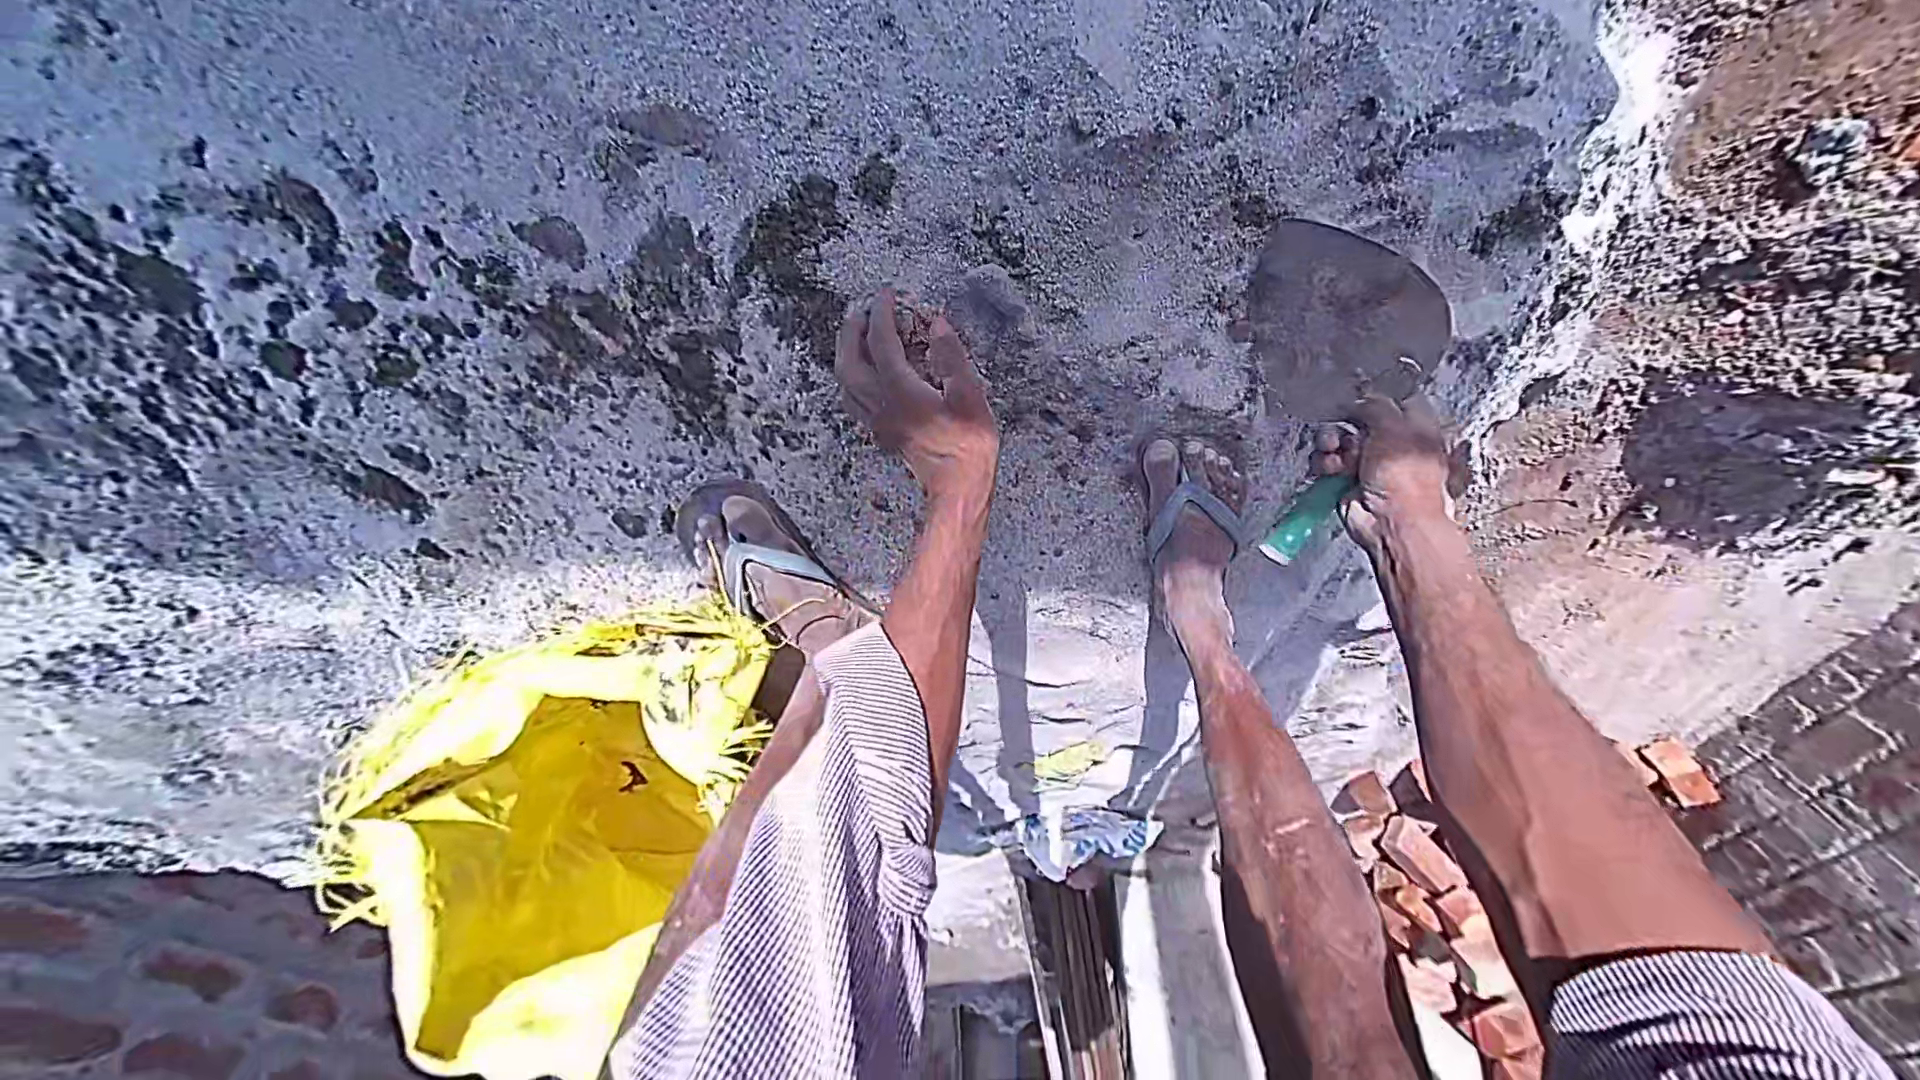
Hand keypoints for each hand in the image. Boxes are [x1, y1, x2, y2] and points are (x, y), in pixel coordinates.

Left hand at [836, 288, 998, 507]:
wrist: (958, 487)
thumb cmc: (968, 446)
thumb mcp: (970, 395)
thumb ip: (951, 356)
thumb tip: (937, 324)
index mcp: (901, 391)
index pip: (881, 342)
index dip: (882, 313)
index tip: (887, 295)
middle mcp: (881, 405)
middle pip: (849, 361)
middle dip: (852, 331)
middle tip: (863, 311)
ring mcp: (878, 422)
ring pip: (845, 383)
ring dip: (846, 354)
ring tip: (859, 338)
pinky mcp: (882, 434)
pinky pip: (853, 401)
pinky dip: (852, 380)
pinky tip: (865, 375)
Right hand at [1314, 393, 1454, 553]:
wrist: (1390, 520)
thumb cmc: (1405, 478)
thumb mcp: (1394, 429)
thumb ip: (1375, 407)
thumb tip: (1358, 399)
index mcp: (1416, 428)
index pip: (1395, 400)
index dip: (1375, 397)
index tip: (1356, 396)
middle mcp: (1391, 444)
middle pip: (1359, 420)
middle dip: (1345, 423)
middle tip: (1343, 430)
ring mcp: (1367, 462)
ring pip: (1338, 440)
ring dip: (1330, 444)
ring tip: (1333, 453)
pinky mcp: (1345, 479)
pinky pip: (1325, 462)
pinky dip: (1324, 463)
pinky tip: (1331, 469)